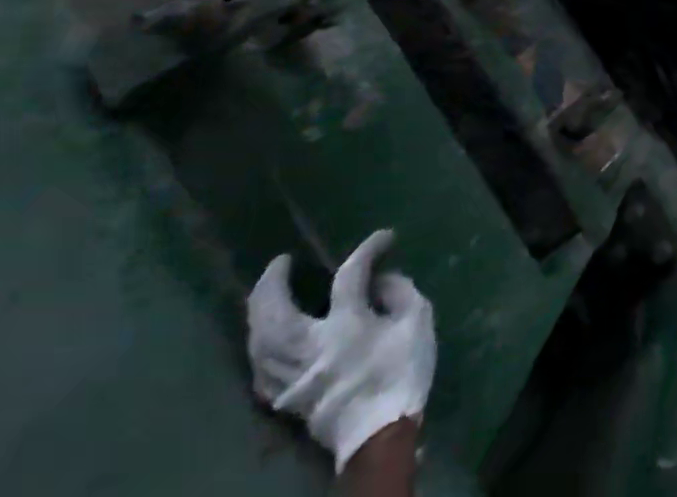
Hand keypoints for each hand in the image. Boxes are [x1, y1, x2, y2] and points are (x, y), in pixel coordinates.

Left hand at [247, 230, 436, 471]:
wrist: (381, 438)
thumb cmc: (401, 376)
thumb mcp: (418, 324)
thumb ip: (402, 293)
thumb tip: (382, 280)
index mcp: (344, 324)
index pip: (350, 274)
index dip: (368, 250)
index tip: (384, 238)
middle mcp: (309, 346)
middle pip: (272, 310)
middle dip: (272, 280)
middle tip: (280, 263)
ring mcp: (292, 374)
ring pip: (258, 340)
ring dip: (258, 312)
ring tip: (266, 296)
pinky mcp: (287, 398)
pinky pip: (260, 371)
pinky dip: (258, 351)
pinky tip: (263, 342)